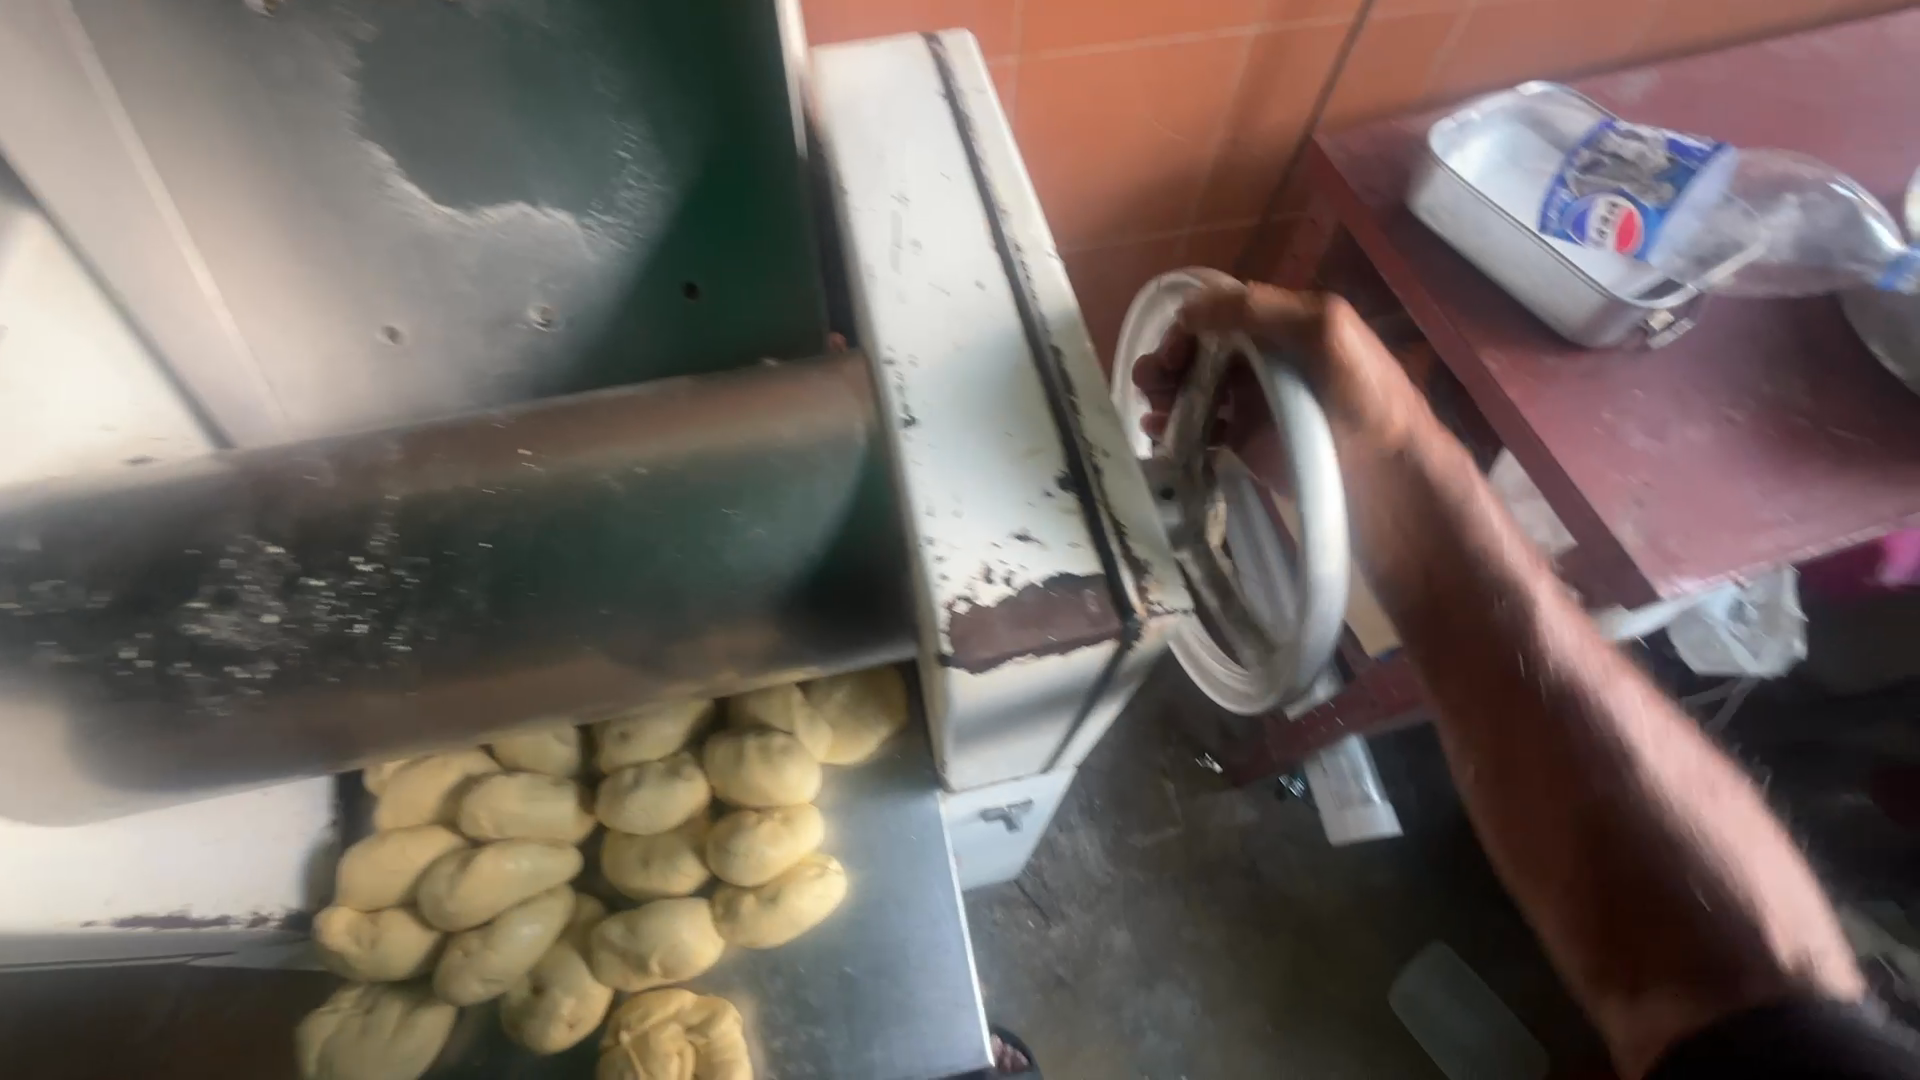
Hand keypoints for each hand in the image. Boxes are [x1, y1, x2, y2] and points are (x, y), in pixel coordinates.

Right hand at [1130, 281, 1424, 462]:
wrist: (1385, 469)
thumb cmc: (1360, 392)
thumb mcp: (1323, 328)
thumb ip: (1258, 309)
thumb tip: (1188, 310)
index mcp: (1278, 328)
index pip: (1216, 318)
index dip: (1186, 331)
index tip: (1172, 354)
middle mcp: (1259, 361)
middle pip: (1196, 354)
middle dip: (1166, 363)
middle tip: (1150, 384)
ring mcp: (1248, 403)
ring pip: (1190, 390)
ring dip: (1164, 394)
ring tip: (1154, 411)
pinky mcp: (1241, 441)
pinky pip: (1197, 428)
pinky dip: (1171, 427)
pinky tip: (1158, 431)